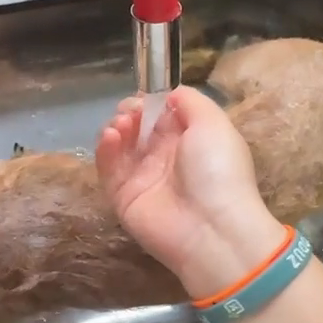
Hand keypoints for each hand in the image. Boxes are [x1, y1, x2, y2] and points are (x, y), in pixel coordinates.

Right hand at [96, 88, 285, 298]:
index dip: (148, 103)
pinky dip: (105, 150)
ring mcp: (141, 178)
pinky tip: (110, 137)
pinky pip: (107, 169)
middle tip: (129, 113)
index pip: (160, 116)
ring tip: (121, 126)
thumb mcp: (213, 123)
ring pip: (118, 146)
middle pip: (136, 128)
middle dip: (129, 114)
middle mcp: (164, 158)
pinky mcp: (122, 196)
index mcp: (188, 140)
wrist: (212, 228)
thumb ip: (190, 101)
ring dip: (116, 128)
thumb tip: (168, 94)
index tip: (142, 97)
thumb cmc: (218, 169)